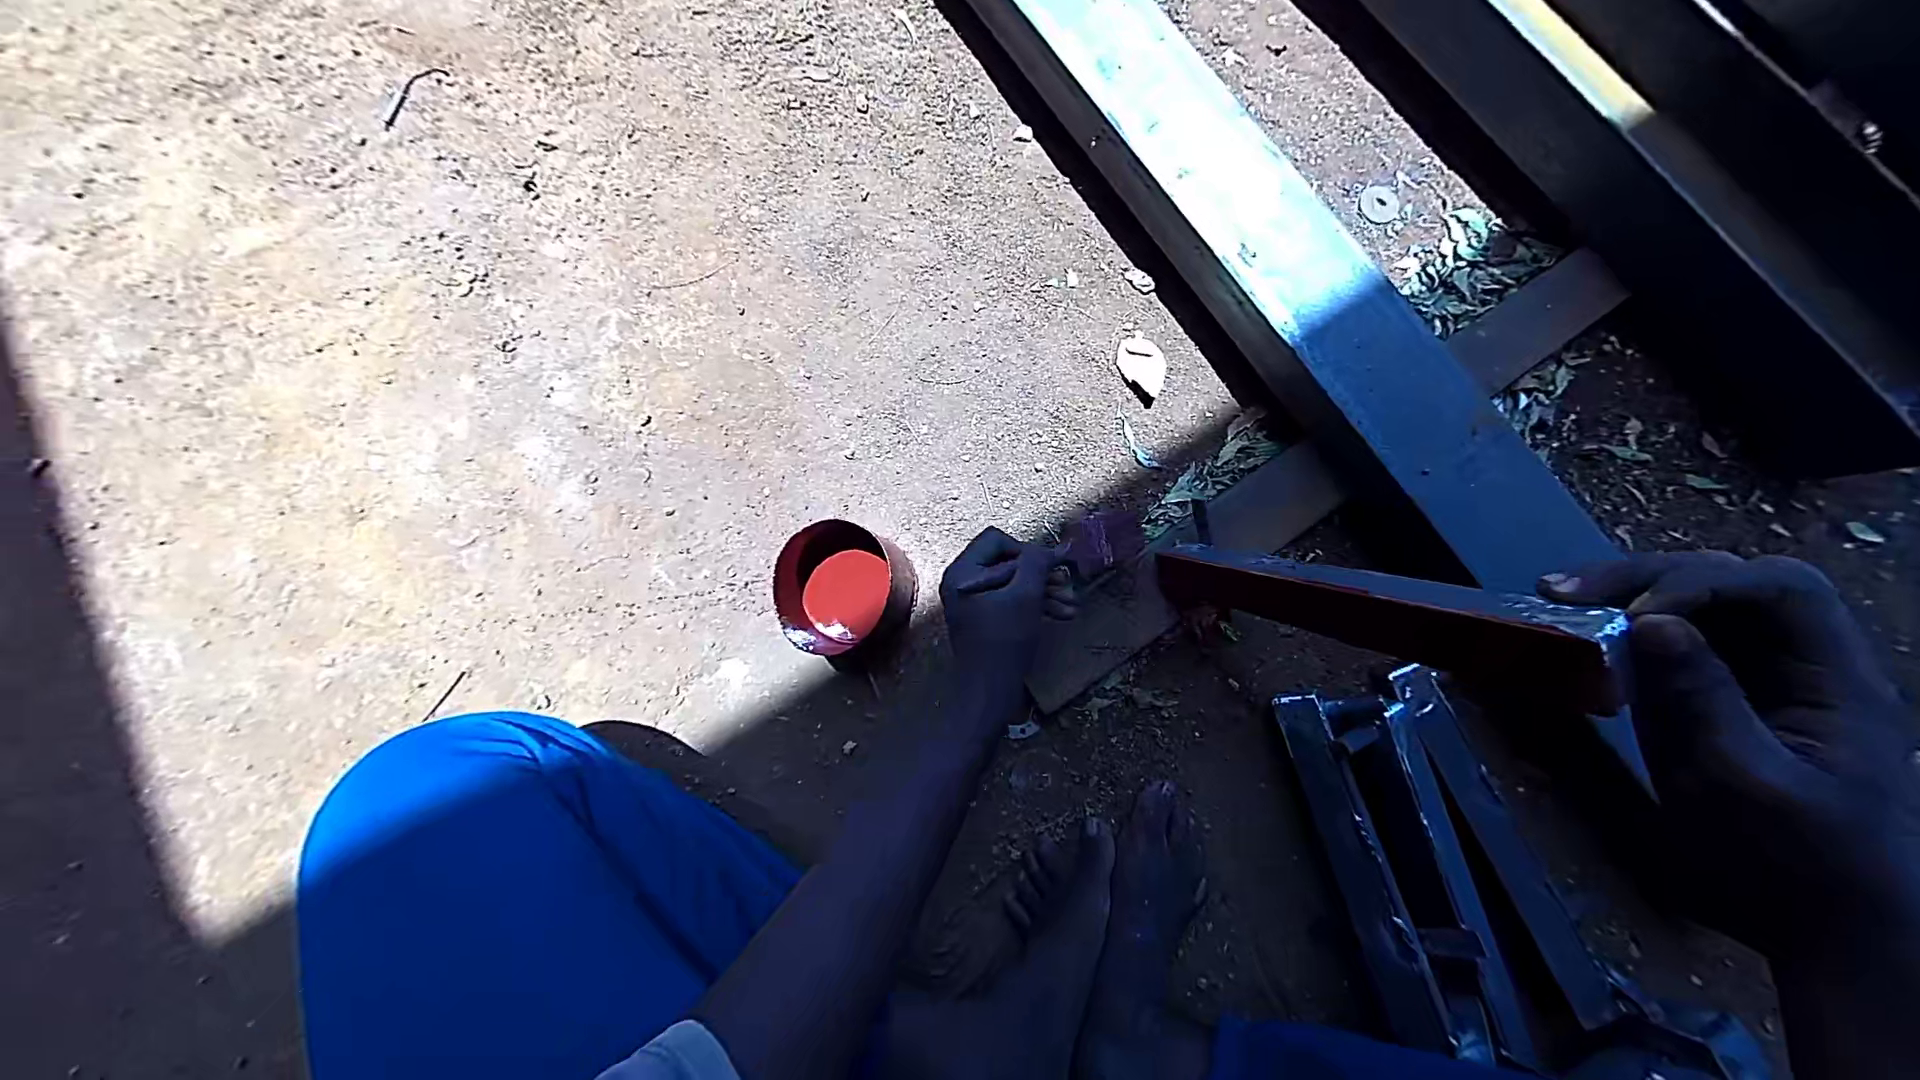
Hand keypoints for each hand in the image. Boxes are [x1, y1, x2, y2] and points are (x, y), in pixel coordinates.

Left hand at [940, 527, 1074, 681]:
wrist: (990, 692)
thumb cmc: (1005, 642)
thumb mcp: (1026, 596)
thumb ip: (1037, 564)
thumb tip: (1054, 548)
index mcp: (963, 572)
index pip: (997, 540)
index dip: (1026, 551)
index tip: (1049, 569)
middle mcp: (962, 582)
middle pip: (1007, 560)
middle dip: (1040, 573)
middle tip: (1066, 584)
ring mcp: (972, 601)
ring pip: (1013, 582)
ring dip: (1043, 590)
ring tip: (1071, 604)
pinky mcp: (985, 618)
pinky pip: (1010, 600)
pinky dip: (1035, 604)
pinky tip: (1062, 614)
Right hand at [1539, 552, 1919, 960]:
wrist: (1825, 925)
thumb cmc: (1797, 861)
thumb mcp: (1743, 781)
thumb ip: (1702, 698)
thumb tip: (1651, 623)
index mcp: (1834, 681)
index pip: (1779, 590)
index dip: (1700, 584)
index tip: (1627, 616)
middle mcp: (1794, 664)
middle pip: (1730, 580)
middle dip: (1642, 574)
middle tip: (1557, 590)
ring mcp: (1747, 677)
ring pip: (1693, 599)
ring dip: (1621, 589)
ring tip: (1553, 596)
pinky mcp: (1704, 694)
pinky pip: (1663, 637)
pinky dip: (1613, 621)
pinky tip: (1574, 626)